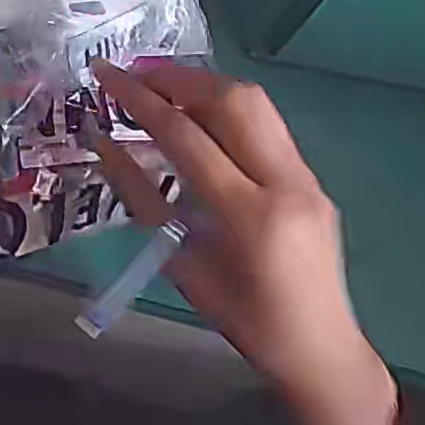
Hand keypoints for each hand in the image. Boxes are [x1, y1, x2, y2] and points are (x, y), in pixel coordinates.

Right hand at [92, 62, 395, 424]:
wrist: (321, 351)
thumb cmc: (242, 317)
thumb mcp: (179, 263)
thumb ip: (140, 197)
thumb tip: (103, 143)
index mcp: (249, 216)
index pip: (185, 136)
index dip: (138, 98)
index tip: (105, 74)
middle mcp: (286, 183)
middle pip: (230, 100)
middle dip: (174, 78)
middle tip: (134, 77)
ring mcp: (306, 174)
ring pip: (252, 99)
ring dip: (200, 83)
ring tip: (161, 87)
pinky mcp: (311, 172)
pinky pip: (263, 118)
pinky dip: (222, 102)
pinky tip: (196, 113)